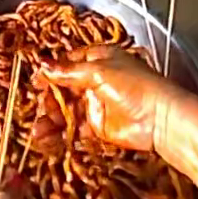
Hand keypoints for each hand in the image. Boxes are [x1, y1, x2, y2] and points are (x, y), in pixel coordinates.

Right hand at [40, 46, 193, 155]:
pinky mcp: (98, 126)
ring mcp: (95, 103)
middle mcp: (93, 79)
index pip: (66, 63)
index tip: (35, 82)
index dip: (50, 72)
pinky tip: (47, 139)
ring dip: (51, 118)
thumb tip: (42, 66)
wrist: (162, 120)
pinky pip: (74, 128)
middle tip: (38, 108)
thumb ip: (68, 72)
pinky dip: (60, 134)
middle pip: (63, 87)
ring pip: (66, 109)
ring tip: (37, 131)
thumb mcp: (98, 72)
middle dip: (48, 99)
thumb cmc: (135, 86)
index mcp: (96, 59)